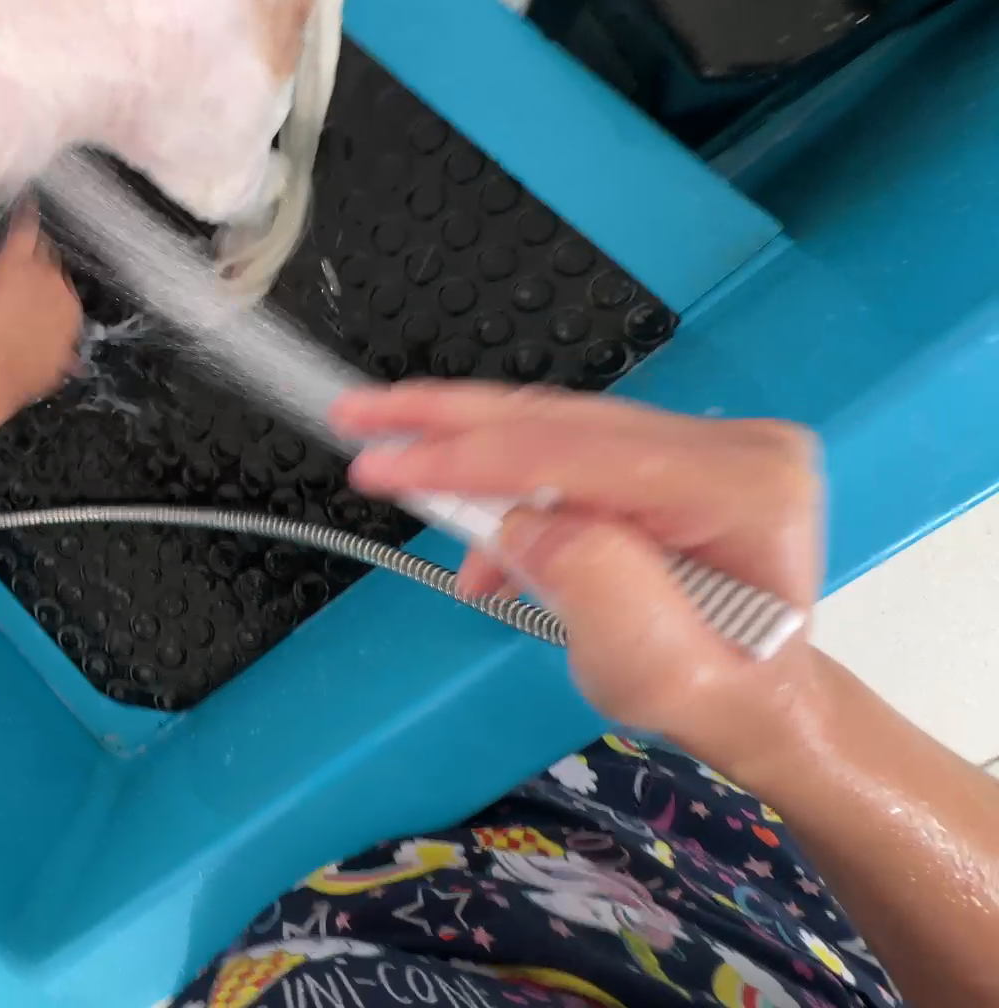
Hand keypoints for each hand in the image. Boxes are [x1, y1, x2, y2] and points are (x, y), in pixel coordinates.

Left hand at [0, 207, 82, 404]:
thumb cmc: (22, 378)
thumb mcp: (53, 370)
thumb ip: (63, 356)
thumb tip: (72, 359)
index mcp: (72, 316)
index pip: (67, 293)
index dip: (54, 288)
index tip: (46, 287)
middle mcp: (62, 289)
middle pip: (59, 265)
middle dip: (55, 259)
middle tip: (49, 248)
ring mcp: (39, 272)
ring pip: (46, 244)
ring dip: (46, 232)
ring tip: (50, 214)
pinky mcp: (13, 261)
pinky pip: (25, 229)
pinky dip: (29, 213)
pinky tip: (32, 196)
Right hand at [331, 381, 828, 772]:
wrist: (751, 694)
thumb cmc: (705, 693)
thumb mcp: (657, 673)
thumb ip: (599, 590)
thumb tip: (520, 524)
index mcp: (741, 489)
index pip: (570, 455)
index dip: (461, 459)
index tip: (374, 467)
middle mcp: (725, 444)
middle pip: (548, 419)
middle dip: (438, 418)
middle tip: (354, 412)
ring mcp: (693, 440)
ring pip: (540, 423)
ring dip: (450, 439)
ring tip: (378, 447)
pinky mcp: (657, 448)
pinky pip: (548, 444)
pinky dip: (485, 472)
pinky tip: (461, 517)